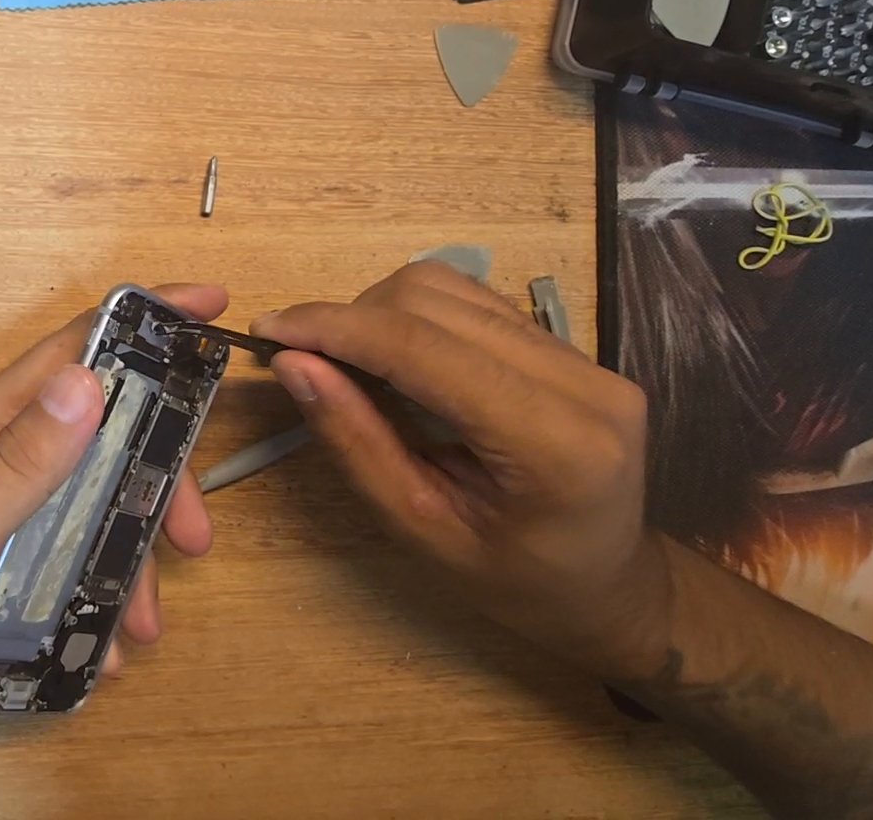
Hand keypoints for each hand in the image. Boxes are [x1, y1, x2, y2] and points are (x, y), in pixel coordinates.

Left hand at [0, 285, 224, 699]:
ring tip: (141, 622)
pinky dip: (87, 577)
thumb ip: (21, 461)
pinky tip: (93, 635)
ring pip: (85, 490)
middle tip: (190, 537)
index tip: (211, 307)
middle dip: (155, 474)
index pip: (76, 346)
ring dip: (125, 546)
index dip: (147, 321)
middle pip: (100, 426)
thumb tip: (88, 379)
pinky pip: (57, 535)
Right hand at [250, 263, 672, 678]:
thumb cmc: (507, 580)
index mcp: (551, 443)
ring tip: (347, 361)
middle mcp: (580, 381)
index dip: (334, 328)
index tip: (267, 331)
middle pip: (429, 301)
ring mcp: (582, 356)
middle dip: (347, 320)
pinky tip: (390, 356)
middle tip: (302, 359)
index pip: (421, 348)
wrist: (605, 587)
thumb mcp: (416, 527)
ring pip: (445, 286)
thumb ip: (354, 440)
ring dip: (373, 312)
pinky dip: (407, 315)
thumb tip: (291, 362)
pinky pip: (466, 299)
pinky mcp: (568, 346)